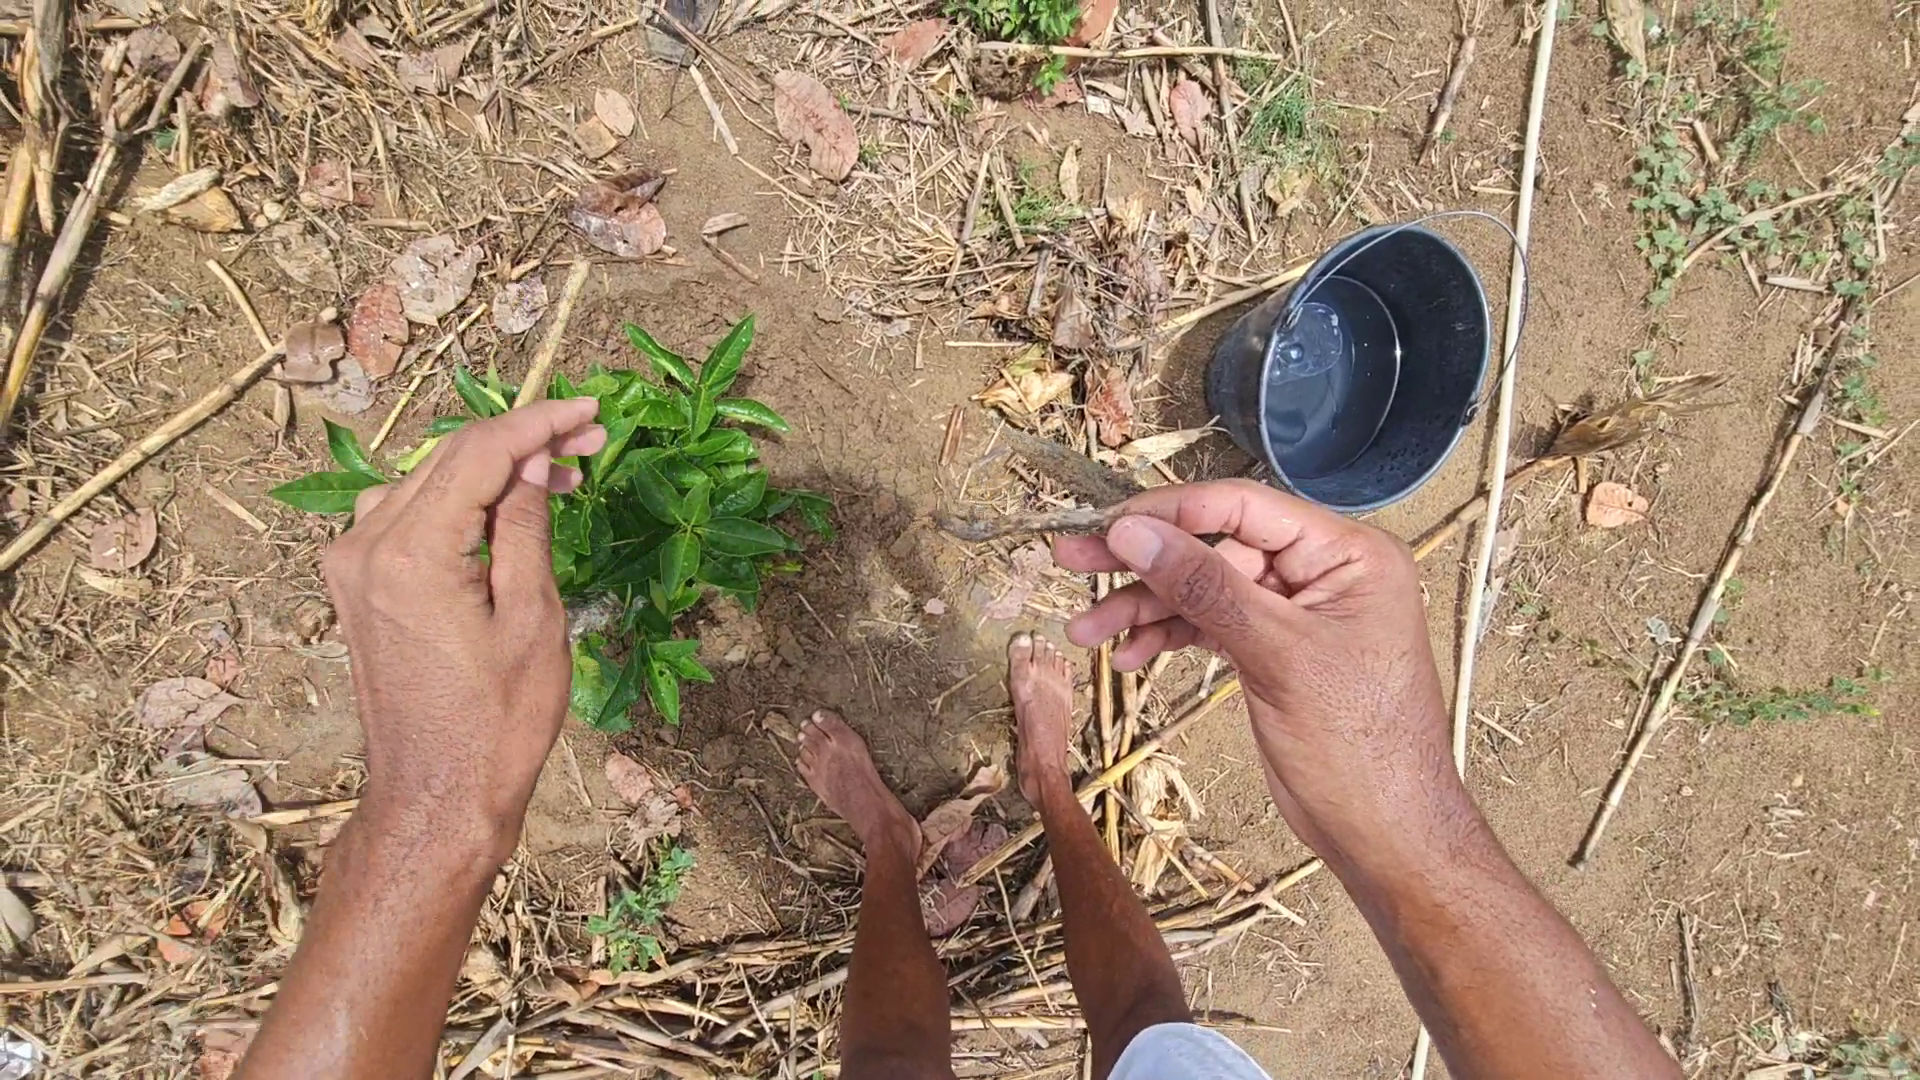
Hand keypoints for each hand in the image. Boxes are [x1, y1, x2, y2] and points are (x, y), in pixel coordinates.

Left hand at [321, 399, 605, 862]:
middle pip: (450, 458)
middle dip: (524, 439)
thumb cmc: (501, 715)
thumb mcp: (532, 614)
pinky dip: (465, 498)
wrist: (441, 792)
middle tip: (590, 438)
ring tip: (563, 472)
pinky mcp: (361, 586)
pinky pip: (414, 514)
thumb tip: (531, 463)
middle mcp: (364, 546)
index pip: (479, 454)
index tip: (591, 411)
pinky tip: (507, 504)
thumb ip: (523, 526)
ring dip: (496, 467)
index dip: (540, 423)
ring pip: (431, 481)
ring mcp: (353, 566)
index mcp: (409, 552)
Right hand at [1055, 480, 1464, 870]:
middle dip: (1141, 561)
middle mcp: (1314, 571)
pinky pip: (1203, 626)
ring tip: (1084, 630)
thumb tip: (1131, 531)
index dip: (1169, 512)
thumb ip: (1202, 585)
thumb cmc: (1355, 744)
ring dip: (1140, 610)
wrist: (1381, 834)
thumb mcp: (1275, 653)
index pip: (1241, 508)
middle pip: (1209, 548)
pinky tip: (1128, 655)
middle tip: (1073, 558)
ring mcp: (1286, 610)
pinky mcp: (1264, 646)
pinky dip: (1164, 638)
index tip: (1107, 523)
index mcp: (1343, 553)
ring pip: (1198, 591)